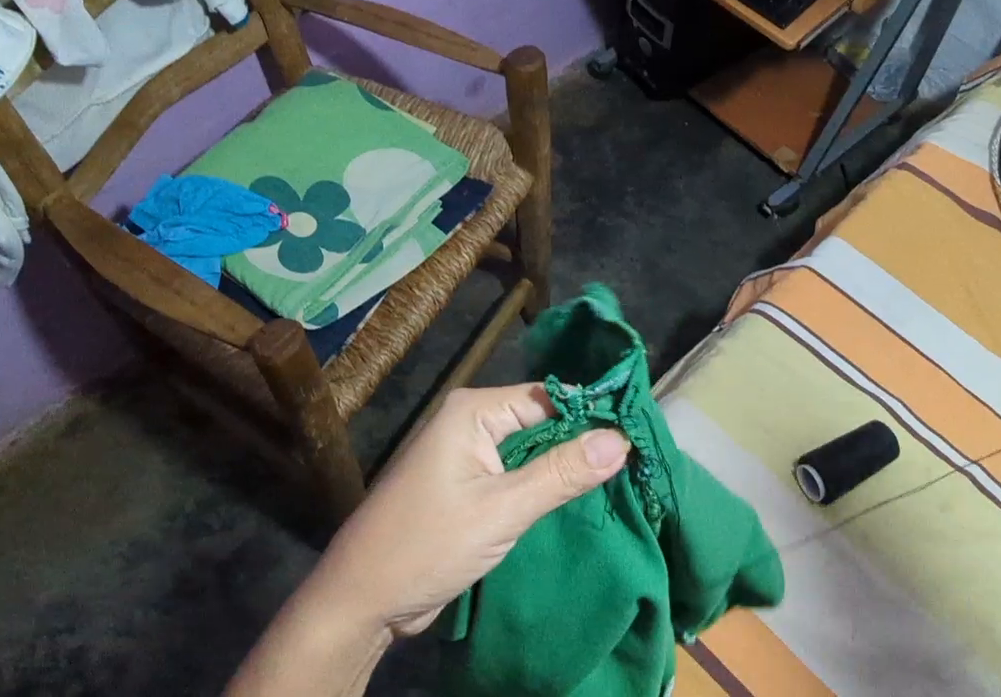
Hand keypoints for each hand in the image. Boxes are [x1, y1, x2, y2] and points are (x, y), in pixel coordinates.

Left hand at [224, 385, 629, 696]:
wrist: (361, 601)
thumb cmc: (427, 545)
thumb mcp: (501, 510)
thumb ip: (561, 473)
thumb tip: (621, 438)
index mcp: (473, 411)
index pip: (548, 399)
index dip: (591, 415)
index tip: (639, 434)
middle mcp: (471, 423)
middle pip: (542, 422)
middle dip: (583, 443)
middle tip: (639, 460)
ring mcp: (469, 456)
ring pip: (532, 451)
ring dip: (566, 468)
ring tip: (624, 479)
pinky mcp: (469, 487)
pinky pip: (517, 475)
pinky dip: (545, 486)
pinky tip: (582, 500)